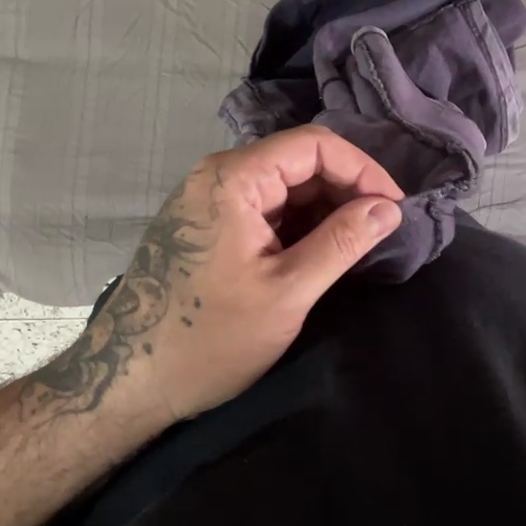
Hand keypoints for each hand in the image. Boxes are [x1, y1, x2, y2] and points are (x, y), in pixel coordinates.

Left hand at [22, 125, 404, 425]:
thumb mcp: (288, 291)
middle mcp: (218, 176)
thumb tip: (389, 208)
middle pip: (299, 161)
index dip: (362, 170)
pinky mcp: (209, 226)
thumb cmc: (210, 338)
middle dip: (346, 190)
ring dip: (326, 210)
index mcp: (233, 178)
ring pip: (284, 187)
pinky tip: (323, 253)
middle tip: (382, 232)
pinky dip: (299, 225)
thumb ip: (342, 242)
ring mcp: (209, 201)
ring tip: (360, 245)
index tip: (394, 209)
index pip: (314, 145)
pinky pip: (265, 209)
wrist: (131, 381)